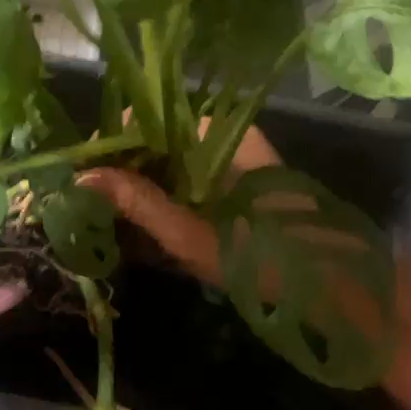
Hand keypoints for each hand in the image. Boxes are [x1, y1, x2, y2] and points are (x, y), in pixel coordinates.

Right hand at [77, 124, 282, 285]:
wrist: (332, 286)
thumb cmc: (258, 255)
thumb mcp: (187, 231)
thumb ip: (135, 202)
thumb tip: (80, 177)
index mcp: (212, 134)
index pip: (139, 123)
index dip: (104, 150)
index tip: (78, 182)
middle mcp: (219, 139)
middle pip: (150, 146)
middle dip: (117, 176)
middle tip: (88, 211)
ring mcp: (228, 164)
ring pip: (164, 169)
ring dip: (136, 195)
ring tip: (109, 227)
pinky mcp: (234, 191)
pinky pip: (184, 188)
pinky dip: (161, 207)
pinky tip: (143, 236)